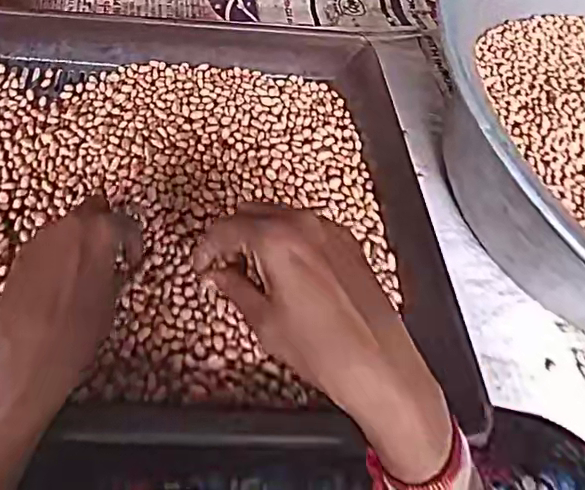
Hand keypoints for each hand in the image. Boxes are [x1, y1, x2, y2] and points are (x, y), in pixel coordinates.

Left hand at [0, 195, 141, 404]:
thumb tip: (111, 269)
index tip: (133, 257)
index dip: (133, 241)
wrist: (23, 357)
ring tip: (83, 272)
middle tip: (110, 251)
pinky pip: (47, 245)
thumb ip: (112, 273)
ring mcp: (42, 237)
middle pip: (92, 209)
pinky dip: (56, 255)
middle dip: (103, 225)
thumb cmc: (74, 336)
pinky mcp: (22, 253)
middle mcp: (70, 225)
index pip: (125, 223)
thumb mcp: (108, 304)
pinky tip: (58, 283)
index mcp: (100, 232)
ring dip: (78, 241)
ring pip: (67, 226)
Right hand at [193, 205, 454, 484]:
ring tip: (253, 272)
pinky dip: (287, 239)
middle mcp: (302, 225)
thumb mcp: (265, 322)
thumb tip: (218, 275)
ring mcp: (327, 231)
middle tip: (221, 266)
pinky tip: (285, 271)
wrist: (383, 370)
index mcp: (276, 239)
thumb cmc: (330, 352)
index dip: (206, 247)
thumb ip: (234, 288)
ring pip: (278, 216)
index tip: (201, 263)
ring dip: (258, 235)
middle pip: (250, 213)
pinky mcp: (346, 242)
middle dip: (231, 237)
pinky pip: (305, 227)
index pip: (225, 228)